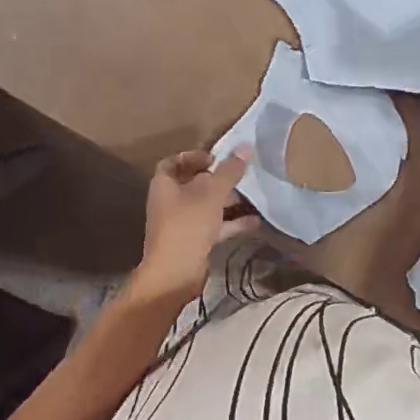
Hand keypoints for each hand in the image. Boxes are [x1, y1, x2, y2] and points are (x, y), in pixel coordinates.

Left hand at [132, 146, 258, 301]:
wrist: (175, 273)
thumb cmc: (188, 225)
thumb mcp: (211, 193)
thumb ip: (229, 170)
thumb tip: (245, 146)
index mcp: (164, 185)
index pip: (174, 162)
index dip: (194, 157)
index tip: (216, 158)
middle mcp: (169, 203)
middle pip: (194, 185)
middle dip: (218, 180)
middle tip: (241, 176)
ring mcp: (181, 225)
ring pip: (206, 207)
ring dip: (228, 202)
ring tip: (252, 196)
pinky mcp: (193, 243)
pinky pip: (214, 227)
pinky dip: (232, 224)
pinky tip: (255, 222)